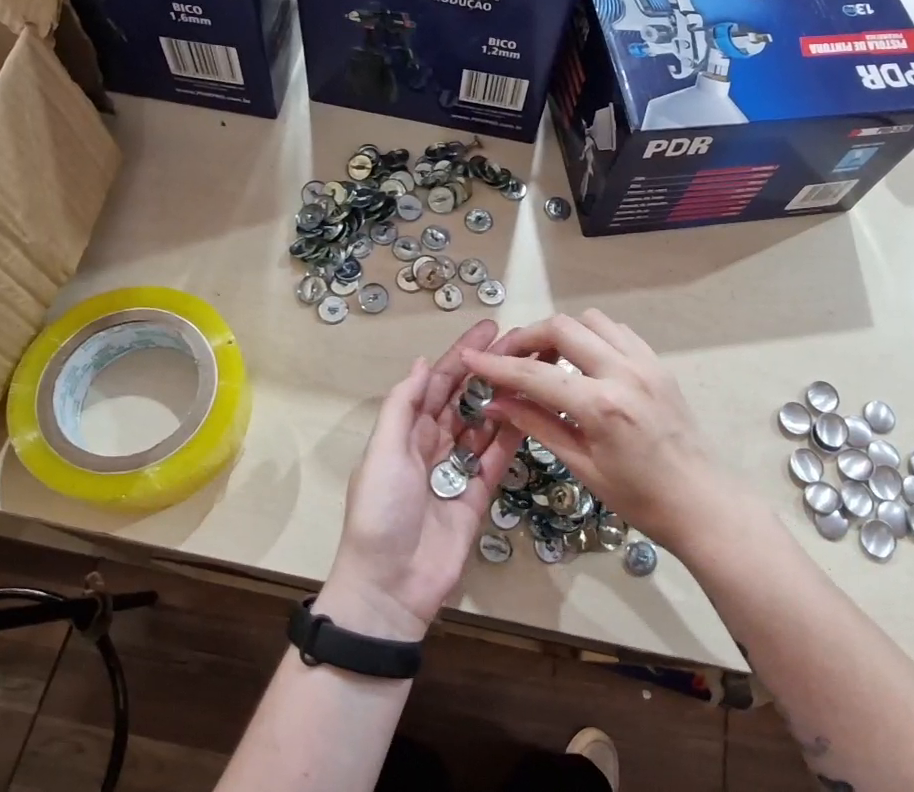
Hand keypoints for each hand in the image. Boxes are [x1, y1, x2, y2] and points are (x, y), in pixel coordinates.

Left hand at [319, 319, 520, 642]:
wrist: (390, 587)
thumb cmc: (381, 513)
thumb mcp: (383, 453)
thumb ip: (403, 407)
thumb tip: (422, 363)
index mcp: (404, 433)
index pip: (436, 384)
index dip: (461, 355)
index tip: (488, 328)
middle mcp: (431, 446)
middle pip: (463, 399)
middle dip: (488, 370)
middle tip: (521, 342)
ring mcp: (456, 471)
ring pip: (483, 425)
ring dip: (503, 397)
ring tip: (533, 369)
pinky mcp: (477, 496)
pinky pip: (496, 459)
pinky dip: (511, 435)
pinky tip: (531, 410)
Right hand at [459, 310, 728, 550]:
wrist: (701, 501)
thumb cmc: (640, 498)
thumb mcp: (582, 467)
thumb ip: (537, 425)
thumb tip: (493, 404)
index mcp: (602, 406)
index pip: (535, 374)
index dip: (497, 366)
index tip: (470, 360)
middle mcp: (624, 372)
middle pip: (561, 327)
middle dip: (526, 338)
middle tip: (507, 360)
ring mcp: (646, 363)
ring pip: (591, 321)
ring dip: (561, 333)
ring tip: (545, 361)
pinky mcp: (658, 363)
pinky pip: (618, 332)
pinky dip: (591, 337)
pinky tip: (582, 364)